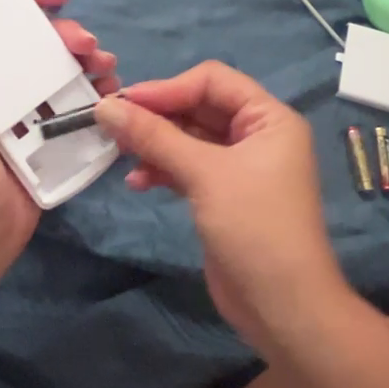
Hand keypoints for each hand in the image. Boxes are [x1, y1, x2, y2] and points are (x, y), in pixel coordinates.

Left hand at [0, 0, 118, 257]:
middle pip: (41, 43)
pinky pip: (80, 108)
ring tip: (105, 67)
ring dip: (90, 61)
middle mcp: (1, 86)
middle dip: (70, 33)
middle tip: (87, 43)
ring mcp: (30, 112)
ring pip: (65, 71)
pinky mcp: (53, 139)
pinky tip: (113, 92)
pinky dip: (99, 95)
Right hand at [93, 62, 345, 351]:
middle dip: (156, 116)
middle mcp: (257, 136)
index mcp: (269, 119)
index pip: (212, 81)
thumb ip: (154, 136)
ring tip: (120, 155)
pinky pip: (187, 168)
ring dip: (154, 144)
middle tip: (112, 126)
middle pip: (198, 108)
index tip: (124, 103)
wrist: (283, 306)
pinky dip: (162, 170)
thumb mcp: (204, 174)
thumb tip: (105, 106)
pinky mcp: (223, 196)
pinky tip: (137, 182)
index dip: (167, 88)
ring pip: (188, 139)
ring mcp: (240, 168)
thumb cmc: (254, 227)